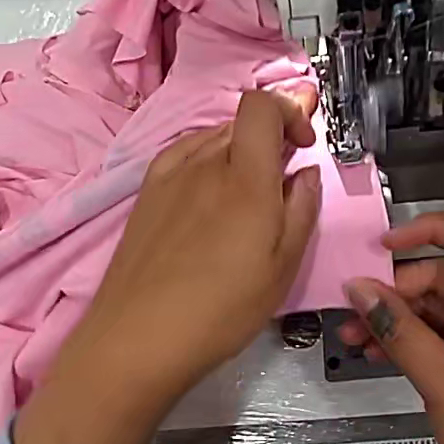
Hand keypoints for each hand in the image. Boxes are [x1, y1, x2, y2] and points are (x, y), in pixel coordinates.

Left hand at [15, 88, 322, 443]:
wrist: (137, 338)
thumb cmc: (221, 309)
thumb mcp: (282, 267)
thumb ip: (302, 209)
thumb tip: (306, 172)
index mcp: (245, 178)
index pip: (262, 104)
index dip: (289, 111)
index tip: (303, 146)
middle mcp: (204, 162)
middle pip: (242, 123)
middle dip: (270, 140)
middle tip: (281, 183)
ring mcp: (169, 174)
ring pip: (214, 139)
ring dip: (240, 154)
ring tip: (245, 200)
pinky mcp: (146, 191)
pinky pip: (185, 155)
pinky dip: (207, 161)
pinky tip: (209, 198)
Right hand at [340, 214, 443, 443]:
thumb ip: (399, 331)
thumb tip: (356, 288)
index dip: (434, 229)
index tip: (386, 244)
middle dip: (398, 290)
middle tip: (356, 310)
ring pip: (433, 308)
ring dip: (392, 317)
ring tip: (350, 335)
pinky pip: (432, 335)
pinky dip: (403, 340)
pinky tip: (370, 351)